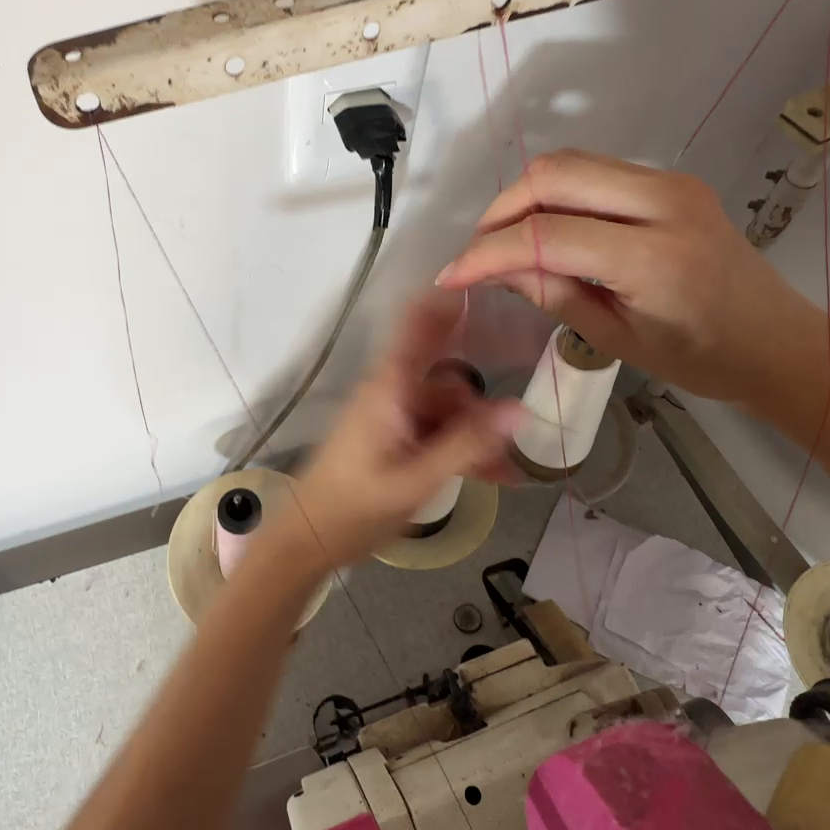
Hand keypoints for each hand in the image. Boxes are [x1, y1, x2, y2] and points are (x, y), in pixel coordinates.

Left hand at [264, 290, 521, 574]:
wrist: (308, 540)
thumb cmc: (354, 509)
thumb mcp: (416, 481)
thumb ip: (468, 446)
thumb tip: (520, 410)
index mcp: (388, 389)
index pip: (416, 326)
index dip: (445, 302)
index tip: (485, 289)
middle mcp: (391, 393)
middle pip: (446, 381)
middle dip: (482, 406)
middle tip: (520, 428)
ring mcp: (391, 417)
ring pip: (446, 413)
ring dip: (476, 437)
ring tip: (506, 472)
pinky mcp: (392, 439)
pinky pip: (434, 434)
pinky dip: (459, 451)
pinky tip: (491, 476)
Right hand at [435, 149, 829, 422]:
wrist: (779, 341)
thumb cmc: (701, 359)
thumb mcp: (617, 339)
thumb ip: (553, 294)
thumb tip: (494, 268)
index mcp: (654, 259)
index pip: (547, 235)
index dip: (488, 253)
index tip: (451, 275)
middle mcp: (663, 203)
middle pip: (553, 175)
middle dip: (500, 211)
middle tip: (476, 253)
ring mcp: (670, 183)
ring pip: (570, 162)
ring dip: (524, 196)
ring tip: (504, 241)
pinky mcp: (670, 180)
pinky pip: (594, 170)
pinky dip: (555, 193)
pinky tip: (543, 228)